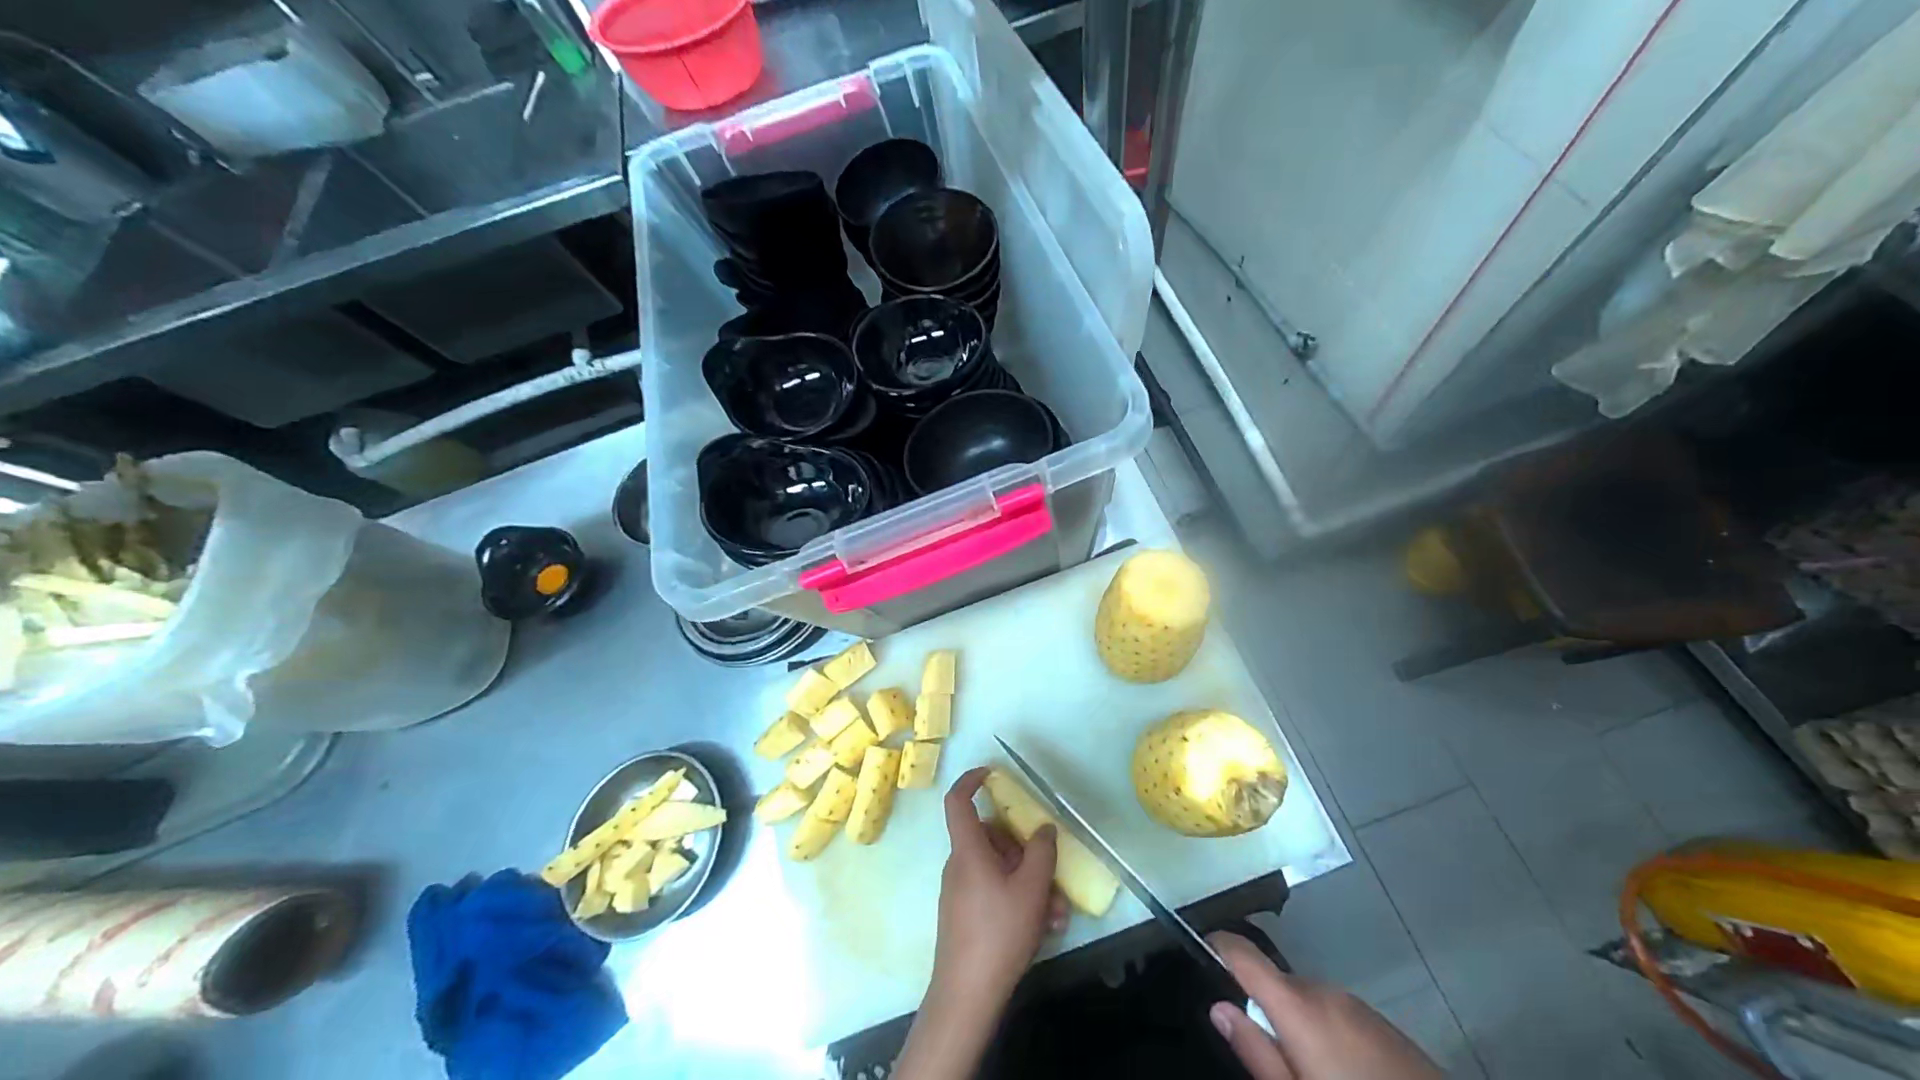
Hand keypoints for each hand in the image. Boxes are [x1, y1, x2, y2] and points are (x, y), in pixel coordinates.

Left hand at [929, 767, 1067, 1003]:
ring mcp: (960, 890)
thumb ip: (1040, 852)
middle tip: (1053, 881)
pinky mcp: (965, 914)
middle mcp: (960, 864)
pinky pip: (994, 892)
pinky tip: (1042, 929)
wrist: (967, 993)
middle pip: (993, 840)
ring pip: (1000, 870)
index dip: (971, 781)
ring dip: (1030, 885)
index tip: (991, 774)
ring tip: (1055, 916)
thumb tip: (1043, 829)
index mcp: (968, 850)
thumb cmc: (998, 932)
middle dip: (1028, 855)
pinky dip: (1018, 902)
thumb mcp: (1031, 889)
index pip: (958, 802)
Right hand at [1207, 931, 1442, 1079]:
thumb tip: (1218, 1007)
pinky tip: (1338, 1073)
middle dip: (1259, 1005)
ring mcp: (1359, 1007)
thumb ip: (1255, 1051)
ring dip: (1294, 1021)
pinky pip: (1337, 1015)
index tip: (1199, 956)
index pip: (1242, 952)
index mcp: (1297, 1007)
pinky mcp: (1385, 1026)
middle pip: (1275, 982)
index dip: (1215, 946)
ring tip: (1302, 1069)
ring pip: (1307, 1000)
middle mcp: (1325, 992)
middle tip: (1260, 1050)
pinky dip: (1325, 1031)